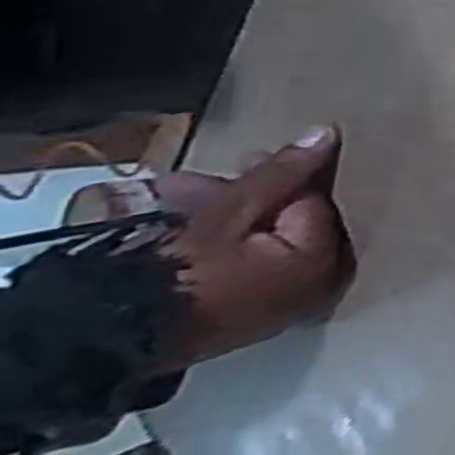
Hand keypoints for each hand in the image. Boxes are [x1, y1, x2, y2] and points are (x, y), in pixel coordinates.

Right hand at [155, 125, 355, 366]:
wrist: (101, 346)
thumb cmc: (180, 273)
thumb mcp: (231, 213)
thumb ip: (282, 172)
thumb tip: (327, 133)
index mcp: (322, 261)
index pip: (312, 200)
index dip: (279, 175)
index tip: (247, 155)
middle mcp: (312, 287)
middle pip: (283, 220)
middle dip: (241, 193)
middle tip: (198, 179)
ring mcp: (274, 307)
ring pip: (255, 241)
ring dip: (218, 214)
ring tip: (168, 194)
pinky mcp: (236, 320)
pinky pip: (239, 267)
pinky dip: (214, 244)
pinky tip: (173, 226)